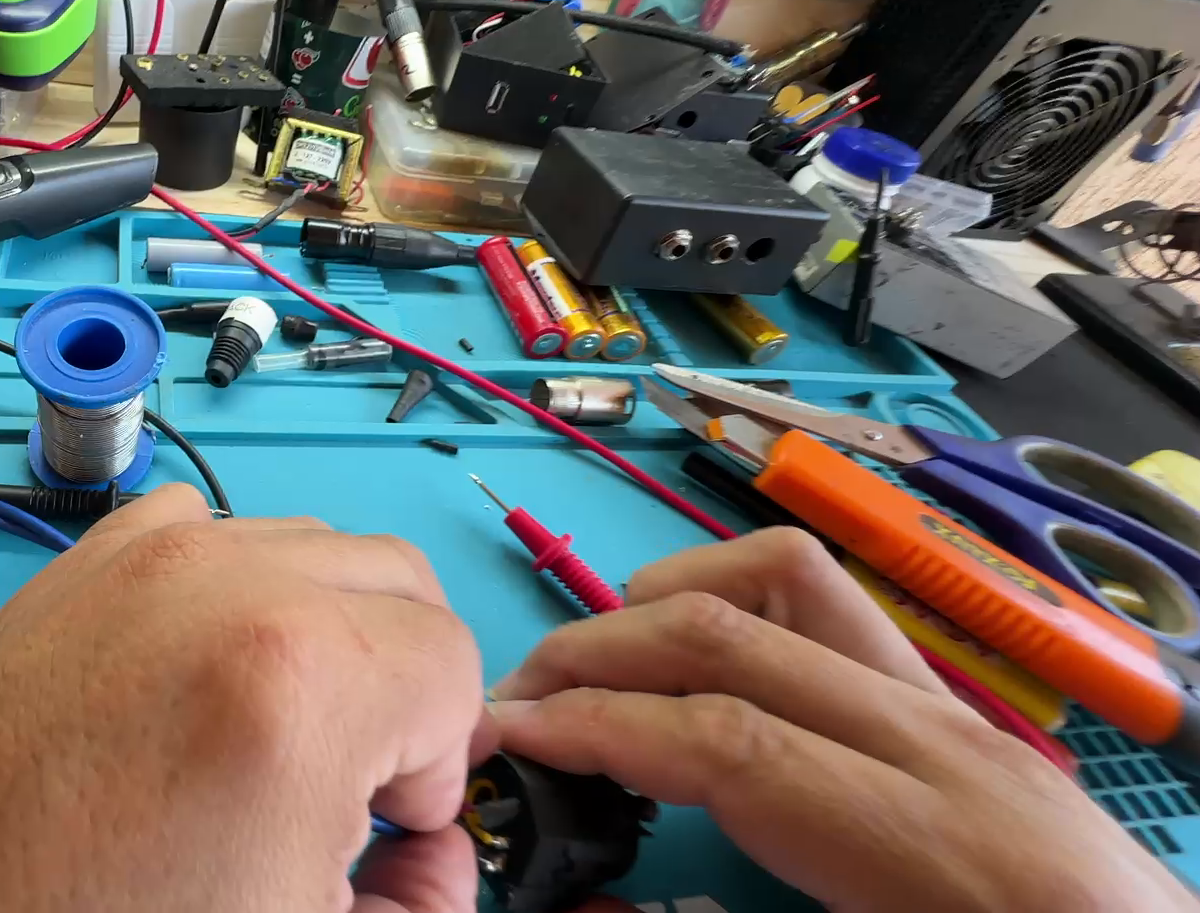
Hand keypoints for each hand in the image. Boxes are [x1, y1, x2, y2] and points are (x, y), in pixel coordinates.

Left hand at [0, 484, 491, 912]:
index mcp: (294, 678)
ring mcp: (153, 549)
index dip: (434, 754)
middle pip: (397, 581)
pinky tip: (198, 666)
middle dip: (396, 677)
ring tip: (266, 720)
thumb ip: (413, 903)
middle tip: (340, 769)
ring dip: (324, 624)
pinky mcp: (98, 549)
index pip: (452, 660)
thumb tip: (423, 854)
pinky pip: (217, 531)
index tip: (381, 816)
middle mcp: (227, 579)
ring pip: (316, 545)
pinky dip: (238, 589)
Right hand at [489, 527, 1196, 912]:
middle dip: (589, 656)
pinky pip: (810, 587)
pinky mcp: (935, 691)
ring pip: (769, 576)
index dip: (596, 727)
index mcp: (944, 851)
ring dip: (652, 606)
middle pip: (724, 637)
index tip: (509, 736)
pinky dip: (719, 588)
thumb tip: (572, 900)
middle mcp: (946, 743)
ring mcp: (945, 700)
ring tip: (601, 669)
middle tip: (521, 701)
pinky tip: (687, 650)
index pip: (727, 740)